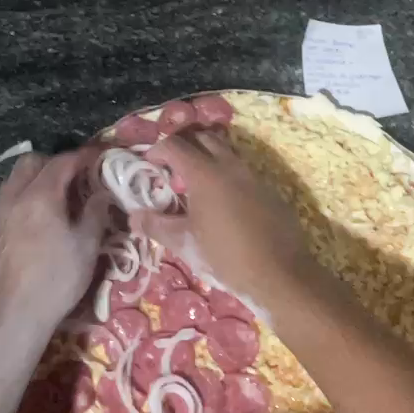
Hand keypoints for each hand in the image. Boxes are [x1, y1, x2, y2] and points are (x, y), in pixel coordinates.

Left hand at [0, 148, 110, 330]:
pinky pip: (9, 200)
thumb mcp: (86, 246)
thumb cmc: (56, 280)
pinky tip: (40, 218)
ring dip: (37, 178)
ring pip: (16, 180)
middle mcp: (14, 197)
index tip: (101, 157)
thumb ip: (95, 213)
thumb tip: (102, 193)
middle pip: (32, 162)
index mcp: (40, 195)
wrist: (13, 315)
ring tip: (59, 196)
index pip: (63, 161)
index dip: (84, 156)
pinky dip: (26, 196)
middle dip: (56, 162)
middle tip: (78, 177)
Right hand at [130, 131, 342, 314]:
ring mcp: (253, 176)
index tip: (149, 166)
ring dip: (207, 160)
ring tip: (196, 189)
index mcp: (204, 173)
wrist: (280, 274)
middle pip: (203, 138)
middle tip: (172, 172)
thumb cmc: (225, 257)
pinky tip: (223, 206)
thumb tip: (133, 217)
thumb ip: (155, 226)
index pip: (174, 145)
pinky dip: (227, 177)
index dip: (157, 151)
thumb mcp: (184, 244)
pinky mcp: (269, 190)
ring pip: (226, 152)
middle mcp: (230, 165)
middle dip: (184, 147)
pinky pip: (243, 172)